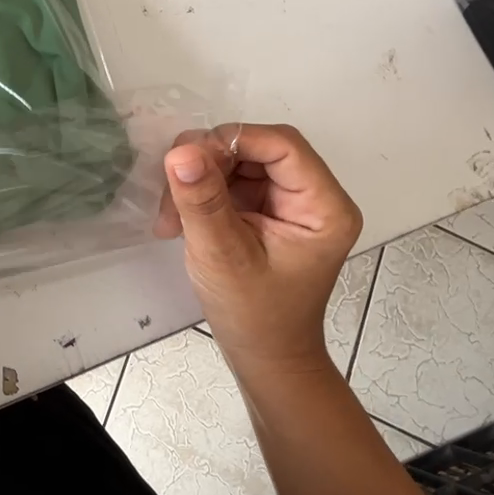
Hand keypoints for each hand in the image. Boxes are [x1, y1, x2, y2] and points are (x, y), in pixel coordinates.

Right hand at [154, 124, 361, 378]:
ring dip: (196, 179)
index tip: (185, 163)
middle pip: (255, 147)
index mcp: (323, 206)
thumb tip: (180, 150)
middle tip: (172, 194)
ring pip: (234, 159)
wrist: (263, 354)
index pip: (280, 144)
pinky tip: (178, 219)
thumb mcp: (221, 254)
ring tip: (170, 216)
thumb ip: (202, 200)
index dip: (231, 141)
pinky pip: (226, 178)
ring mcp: (286, 200)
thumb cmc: (252, 312)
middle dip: (206, 163)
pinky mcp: (262, 207)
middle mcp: (311, 195)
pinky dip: (197, 191)